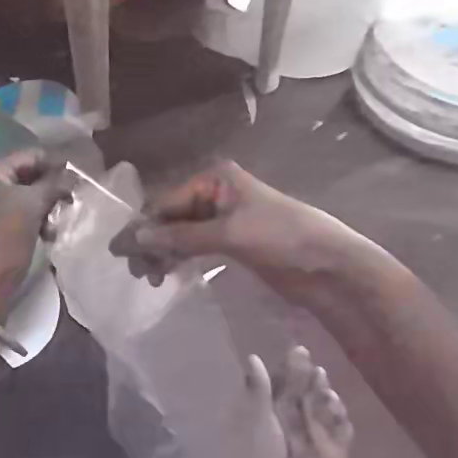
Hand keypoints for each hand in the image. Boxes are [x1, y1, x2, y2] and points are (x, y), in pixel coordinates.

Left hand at [0, 148, 70, 317]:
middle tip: (74, 196)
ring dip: (47, 201)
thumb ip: (55, 182)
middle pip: (28, 171)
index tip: (81, 176)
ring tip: (63, 213)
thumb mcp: (33, 205)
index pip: (29, 155)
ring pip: (27, 189)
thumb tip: (75, 171)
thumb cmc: (7, 237)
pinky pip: (21, 204)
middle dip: (51, 185)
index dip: (56, 164)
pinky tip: (49, 227)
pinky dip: (37, 212)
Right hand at [113, 160, 392, 301]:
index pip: (167, 200)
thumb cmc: (284, 238)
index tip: (122, 250)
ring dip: (163, 252)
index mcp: (215, 179)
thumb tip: (135, 237)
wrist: (336, 269)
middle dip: (151, 241)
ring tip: (151, 277)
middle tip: (137, 270)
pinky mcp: (232, 242)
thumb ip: (181, 236)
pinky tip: (167, 273)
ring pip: (179, 233)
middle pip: (170, 216)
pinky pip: (193, 245)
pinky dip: (178, 257)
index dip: (143, 225)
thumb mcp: (229, 234)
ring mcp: (223, 218)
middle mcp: (215, 193)